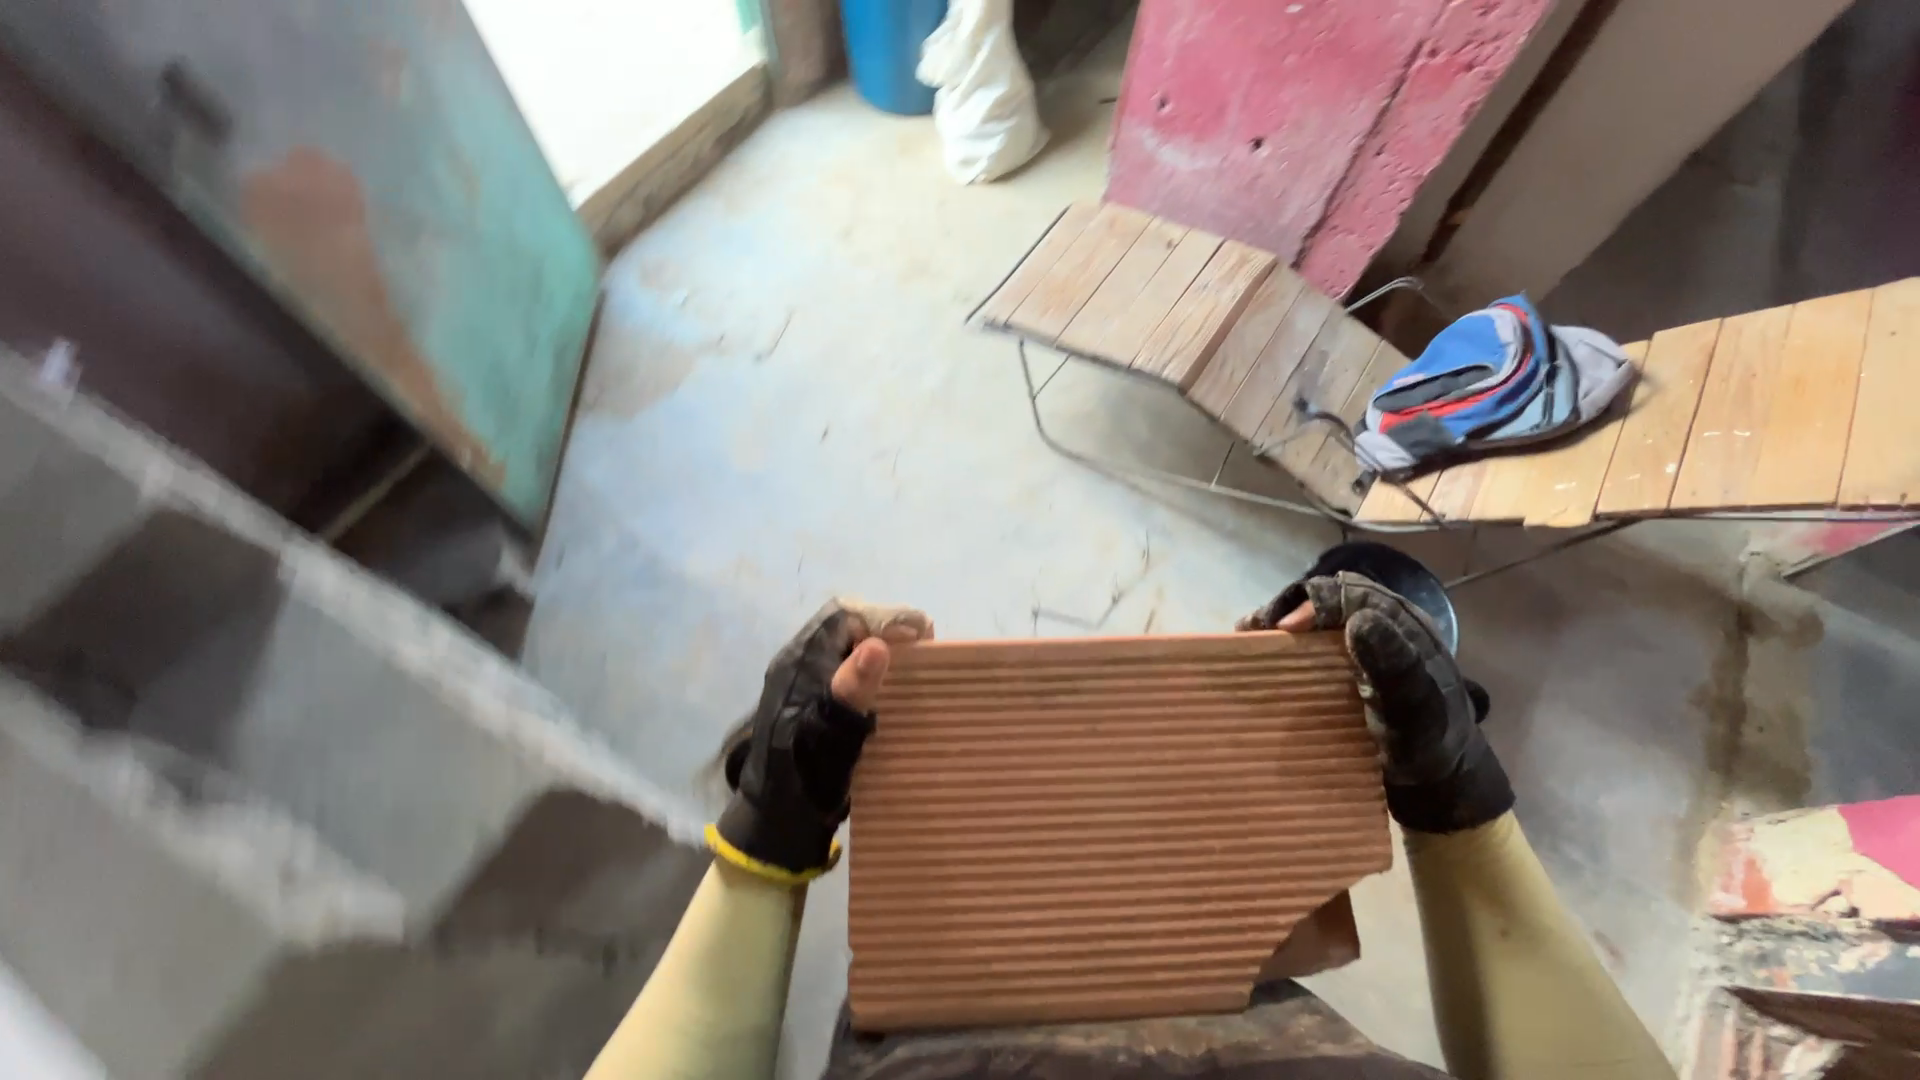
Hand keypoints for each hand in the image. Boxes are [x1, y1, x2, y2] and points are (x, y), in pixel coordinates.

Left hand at [709, 599, 932, 883]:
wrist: (775, 819)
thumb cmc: (804, 769)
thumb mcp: (833, 730)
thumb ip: (853, 686)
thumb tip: (878, 645)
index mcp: (801, 662)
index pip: (844, 618)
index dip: (883, 620)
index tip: (917, 637)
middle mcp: (799, 665)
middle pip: (846, 631)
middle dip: (885, 634)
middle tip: (919, 652)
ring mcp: (802, 686)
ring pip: (845, 652)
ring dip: (878, 655)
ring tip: (912, 670)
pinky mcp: (809, 707)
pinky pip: (843, 674)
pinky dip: (869, 675)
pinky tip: (889, 694)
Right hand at [1240, 572, 1511, 833]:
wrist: (1435, 775)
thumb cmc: (1426, 742)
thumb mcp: (1415, 709)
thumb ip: (1394, 665)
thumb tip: (1358, 620)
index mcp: (1402, 623)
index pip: (1349, 593)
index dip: (1311, 603)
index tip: (1280, 629)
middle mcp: (1382, 620)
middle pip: (1327, 595)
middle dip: (1288, 607)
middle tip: (1257, 631)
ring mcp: (1364, 638)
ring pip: (1316, 611)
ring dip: (1282, 619)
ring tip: (1252, 636)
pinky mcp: (1348, 658)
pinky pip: (1313, 634)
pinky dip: (1285, 637)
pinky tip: (1264, 648)